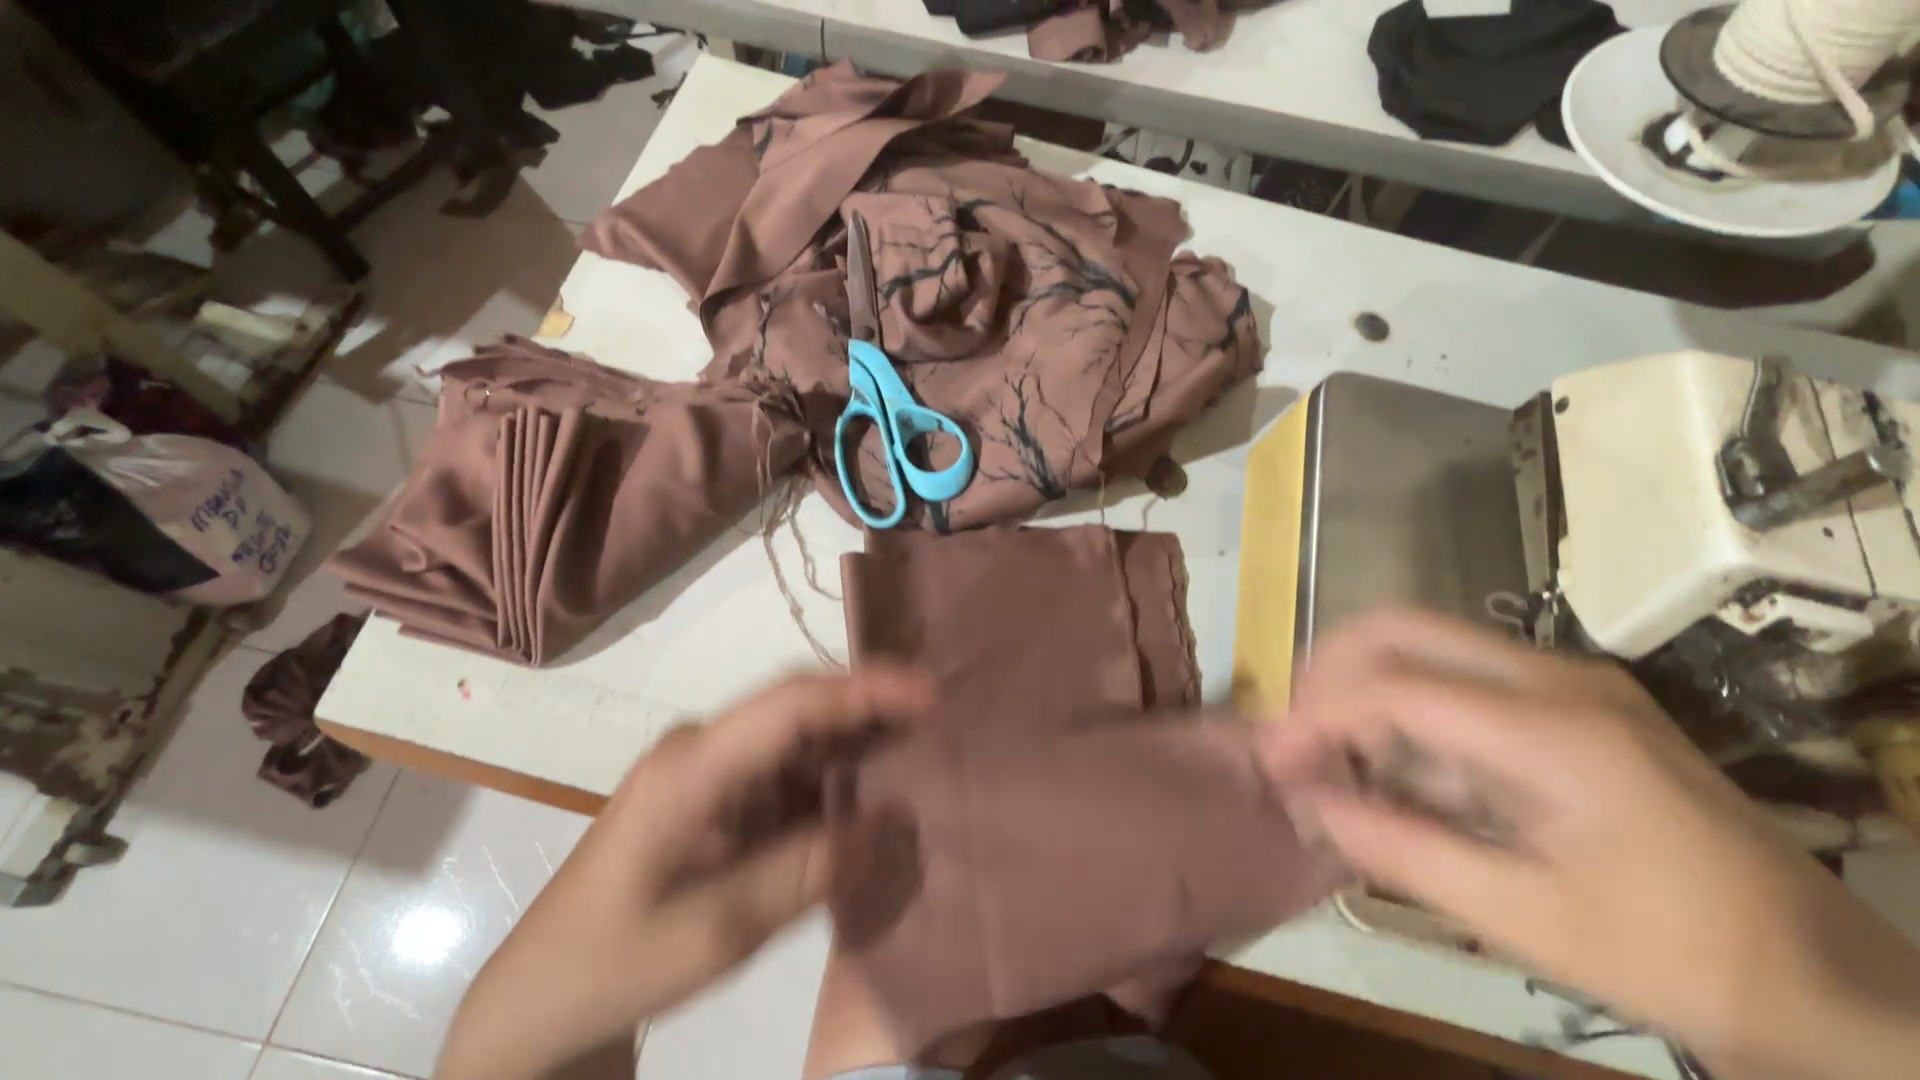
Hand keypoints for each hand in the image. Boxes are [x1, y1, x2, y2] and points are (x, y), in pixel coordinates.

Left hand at [437, 667, 931, 1079]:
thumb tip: (894, 823)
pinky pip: (787, 775)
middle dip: (871, 707)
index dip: (863, 690)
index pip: (790, 705)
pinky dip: (835, 780)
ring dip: (858, 743)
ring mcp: (708, 773)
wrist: (542, 998)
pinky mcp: (716, 800)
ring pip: (798, 740)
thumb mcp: (718, 929)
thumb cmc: (618, 961)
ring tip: (926, 748)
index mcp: (691, 768)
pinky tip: (877, 791)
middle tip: (945, 716)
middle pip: (798, 710)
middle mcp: (701, 751)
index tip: (931, 692)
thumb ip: (809, 871)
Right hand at [1262, 609, 1919, 1079]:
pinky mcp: (1578, 702)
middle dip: (1327, 670)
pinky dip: (1409, 706)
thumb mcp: (1521, 915)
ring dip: (1365, 685)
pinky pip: (1465, 676)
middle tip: (1294, 734)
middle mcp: (1557, 677)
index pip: (1393, 685)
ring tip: (1332, 754)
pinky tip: (1396, 765)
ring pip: (1430, 643)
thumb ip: (1400, 847)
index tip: (1268, 758)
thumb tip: (1306, 799)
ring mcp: (1573, 682)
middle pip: (1404, 627)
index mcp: (1551, 728)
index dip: (1314, 715)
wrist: (1818, 974)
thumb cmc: (1667, 951)